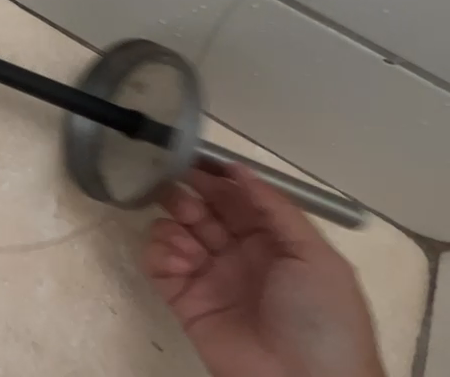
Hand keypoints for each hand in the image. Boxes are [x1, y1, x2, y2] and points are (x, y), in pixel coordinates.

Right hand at [143, 162, 382, 376]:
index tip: (190, 155)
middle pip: (200, 208)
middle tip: (177, 189)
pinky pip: (156, 259)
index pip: (236, 199)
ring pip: (173, 227)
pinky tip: (180, 260)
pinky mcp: (178, 291)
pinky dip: (161, 251)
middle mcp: (236, 254)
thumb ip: (277, 210)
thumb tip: (236, 168)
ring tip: (187, 239)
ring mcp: (205, 273)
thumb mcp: (318, 261)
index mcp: (272, 245)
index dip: (214, 176)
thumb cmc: (319, 318)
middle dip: (186, 193)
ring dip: (174, 222)